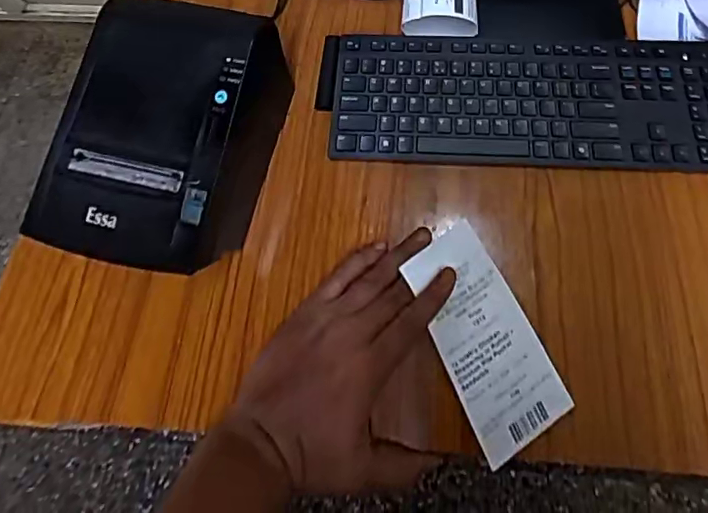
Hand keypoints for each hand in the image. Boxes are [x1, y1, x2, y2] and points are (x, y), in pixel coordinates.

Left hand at [218, 227, 455, 494]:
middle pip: (394, 295)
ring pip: (368, 280)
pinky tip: (374, 248)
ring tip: (415, 239)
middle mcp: (352, 335)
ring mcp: (326, 319)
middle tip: (438, 247)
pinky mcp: (305, 313)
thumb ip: (404, 464)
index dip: (432, 298)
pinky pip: (337, 278)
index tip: (448, 276)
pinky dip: (357, 261)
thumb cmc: (310, 454)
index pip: (410, 323)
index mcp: (370, 368)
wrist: (259, 443)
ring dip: (395, 257)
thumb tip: (439, 464)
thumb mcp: (362, 469)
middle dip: (419, 269)